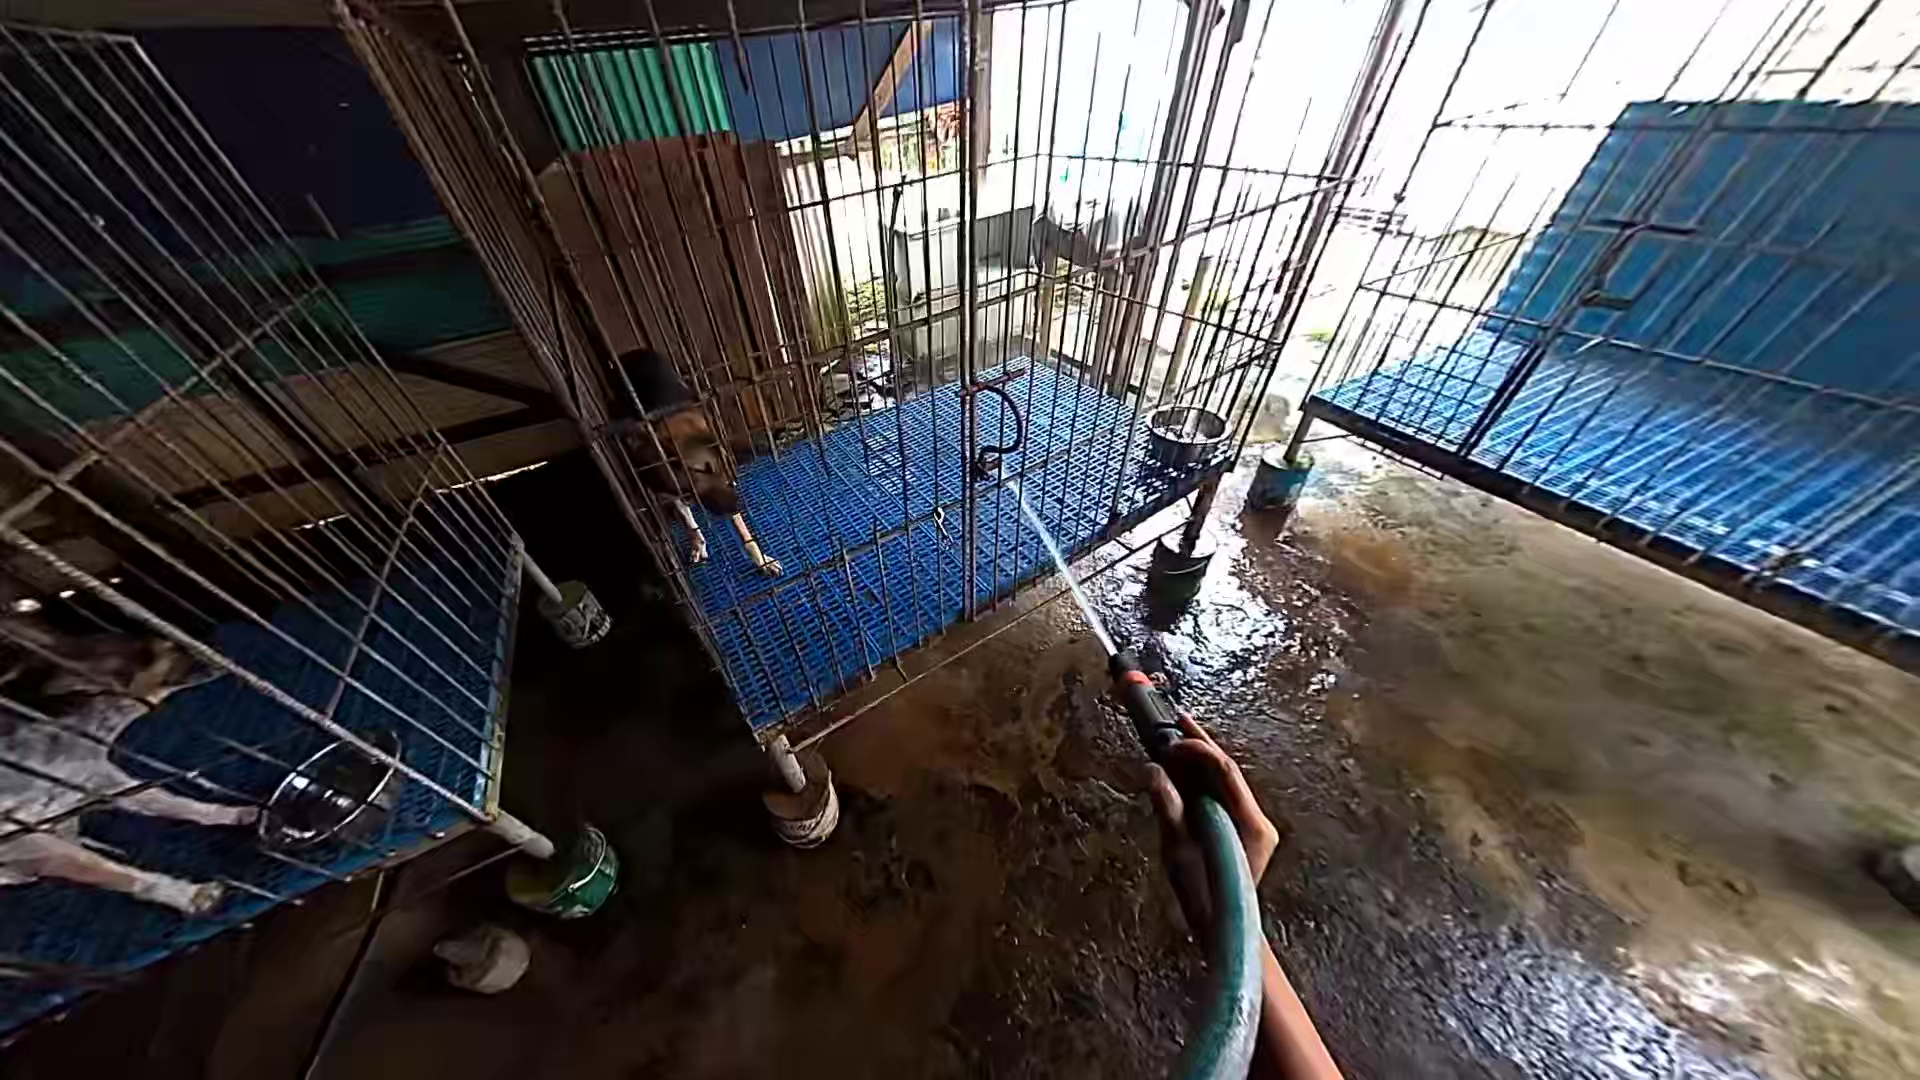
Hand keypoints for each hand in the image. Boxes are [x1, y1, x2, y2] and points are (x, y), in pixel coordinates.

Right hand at [1146, 714, 1280, 935]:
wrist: (1223, 928)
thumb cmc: (1203, 895)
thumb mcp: (1178, 851)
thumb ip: (1168, 809)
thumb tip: (1154, 770)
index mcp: (1250, 824)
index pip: (1226, 770)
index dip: (1199, 750)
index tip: (1172, 744)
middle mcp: (1257, 819)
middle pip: (1227, 769)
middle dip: (1200, 744)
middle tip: (1177, 719)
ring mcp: (1251, 823)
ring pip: (1224, 778)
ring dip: (1199, 756)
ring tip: (1177, 732)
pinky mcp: (1240, 827)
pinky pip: (1220, 792)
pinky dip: (1200, 775)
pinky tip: (1183, 763)